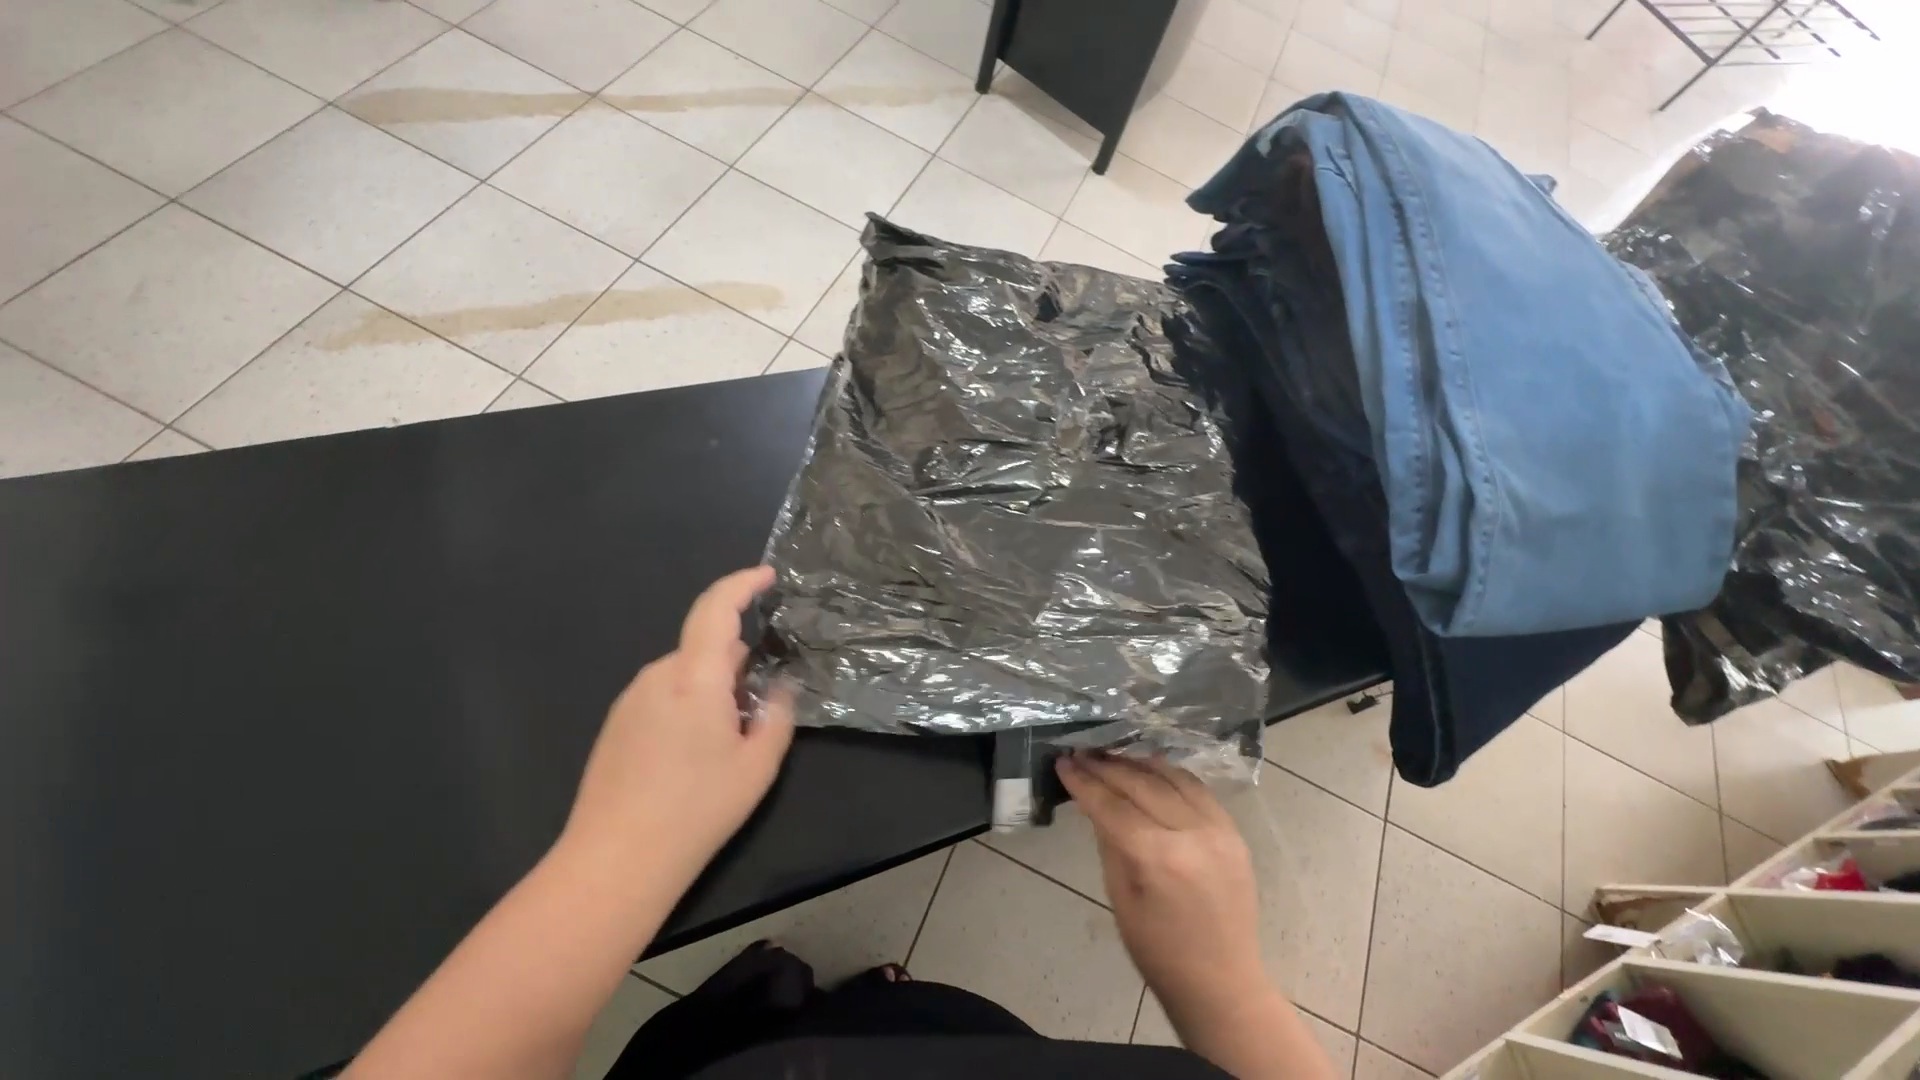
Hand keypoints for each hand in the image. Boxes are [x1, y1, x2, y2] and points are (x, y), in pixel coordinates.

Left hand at [561, 566, 794, 888]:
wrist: (616, 860)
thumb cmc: (696, 810)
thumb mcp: (757, 765)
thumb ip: (777, 714)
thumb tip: (778, 687)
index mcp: (695, 678)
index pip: (717, 608)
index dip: (743, 584)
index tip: (768, 576)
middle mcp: (658, 677)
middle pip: (706, 648)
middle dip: (738, 666)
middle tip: (758, 713)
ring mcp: (631, 699)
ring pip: (686, 675)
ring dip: (712, 691)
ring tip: (724, 747)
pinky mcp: (616, 724)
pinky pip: (663, 697)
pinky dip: (686, 708)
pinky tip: (690, 760)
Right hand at [1056, 754, 1267, 1021]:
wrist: (1222, 981)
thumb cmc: (1158, 951)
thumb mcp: (1120, 897)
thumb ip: (1108, 842)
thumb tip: (1094, 802)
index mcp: (1157, 857)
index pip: (1111, 805)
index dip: (1083, 782)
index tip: (1062, 762)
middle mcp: (1191, 833)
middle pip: (1141, 783)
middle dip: (1106, 767)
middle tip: (1080, 753)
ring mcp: (1218, 829)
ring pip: (1172, 777)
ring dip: (1138, 763)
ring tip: (1110, 756)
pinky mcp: (1233, 832)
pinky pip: (1198, 789)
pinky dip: (1170, 775)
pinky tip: (1149, 770)